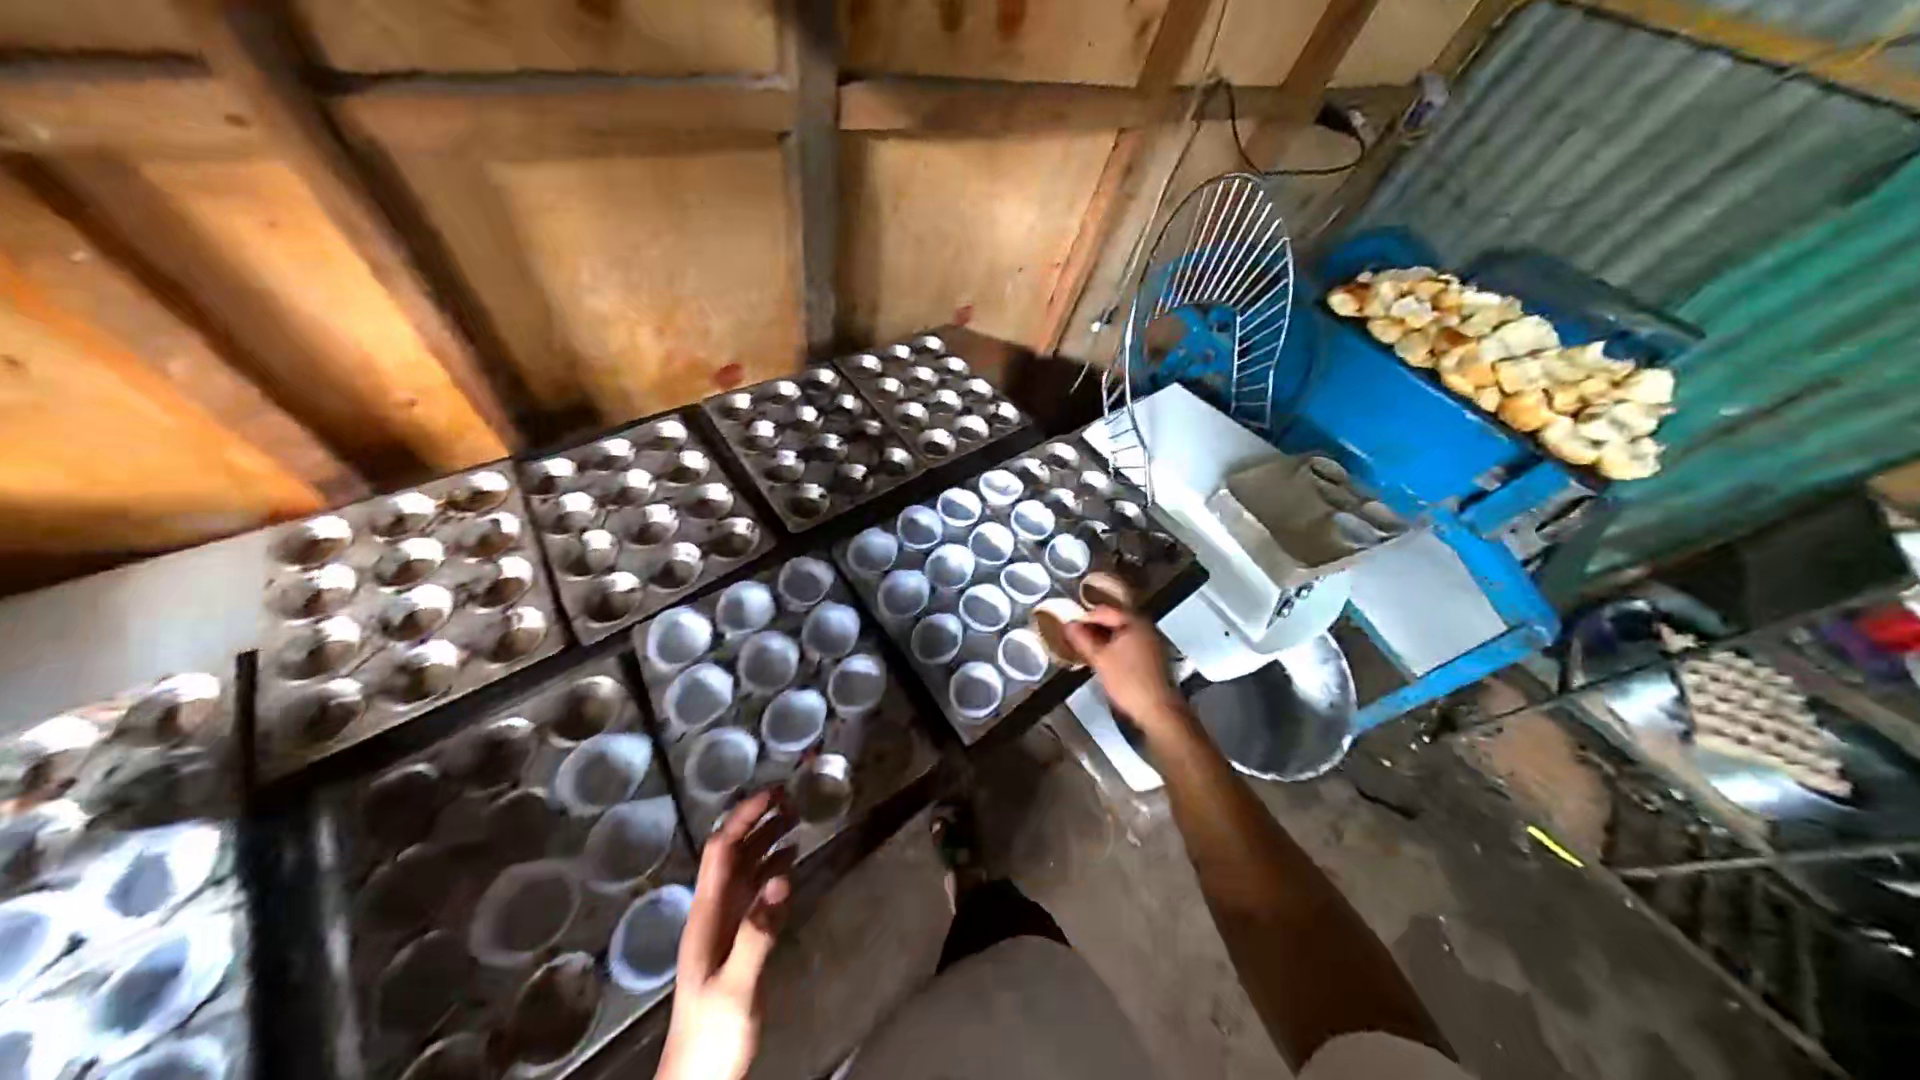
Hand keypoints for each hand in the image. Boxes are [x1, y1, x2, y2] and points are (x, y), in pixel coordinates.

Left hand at [656, 789, 796, 1079]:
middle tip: (792, 798)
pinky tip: (791, 863)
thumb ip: (758, 932)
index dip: (744, 816)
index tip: (773, 793)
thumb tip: (783, 876)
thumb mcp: (737, 985)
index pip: (722, 850)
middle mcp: (714, 911)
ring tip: (797, 818)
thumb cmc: (712, 1034)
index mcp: (706, 914)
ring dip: (767, 840)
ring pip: (746, 869)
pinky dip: (773, 869)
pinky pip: (755, 892)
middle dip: (759, 820)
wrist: (697, 1079)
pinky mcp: (737, 940)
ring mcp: (725, 925)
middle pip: (734, 852)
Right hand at [1064, 606, 1185, 731]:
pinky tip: (1103, 660)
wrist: (1158, 711)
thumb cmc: (1128, 681)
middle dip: (1092, 629)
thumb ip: (1082, 639)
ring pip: (1121, 635)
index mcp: (1135, 621)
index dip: (1083, 618)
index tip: (1067, 628)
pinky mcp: (1154, 658)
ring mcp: (1152, 643)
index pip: (1103, 611)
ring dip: (1103, 641)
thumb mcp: (1100, 659)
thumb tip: (1068, 624)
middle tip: (1074, 639)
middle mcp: (1146, 627)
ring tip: (1085, 650)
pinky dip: (1114, 649)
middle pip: (1114, 621)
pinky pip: (1129, 646)